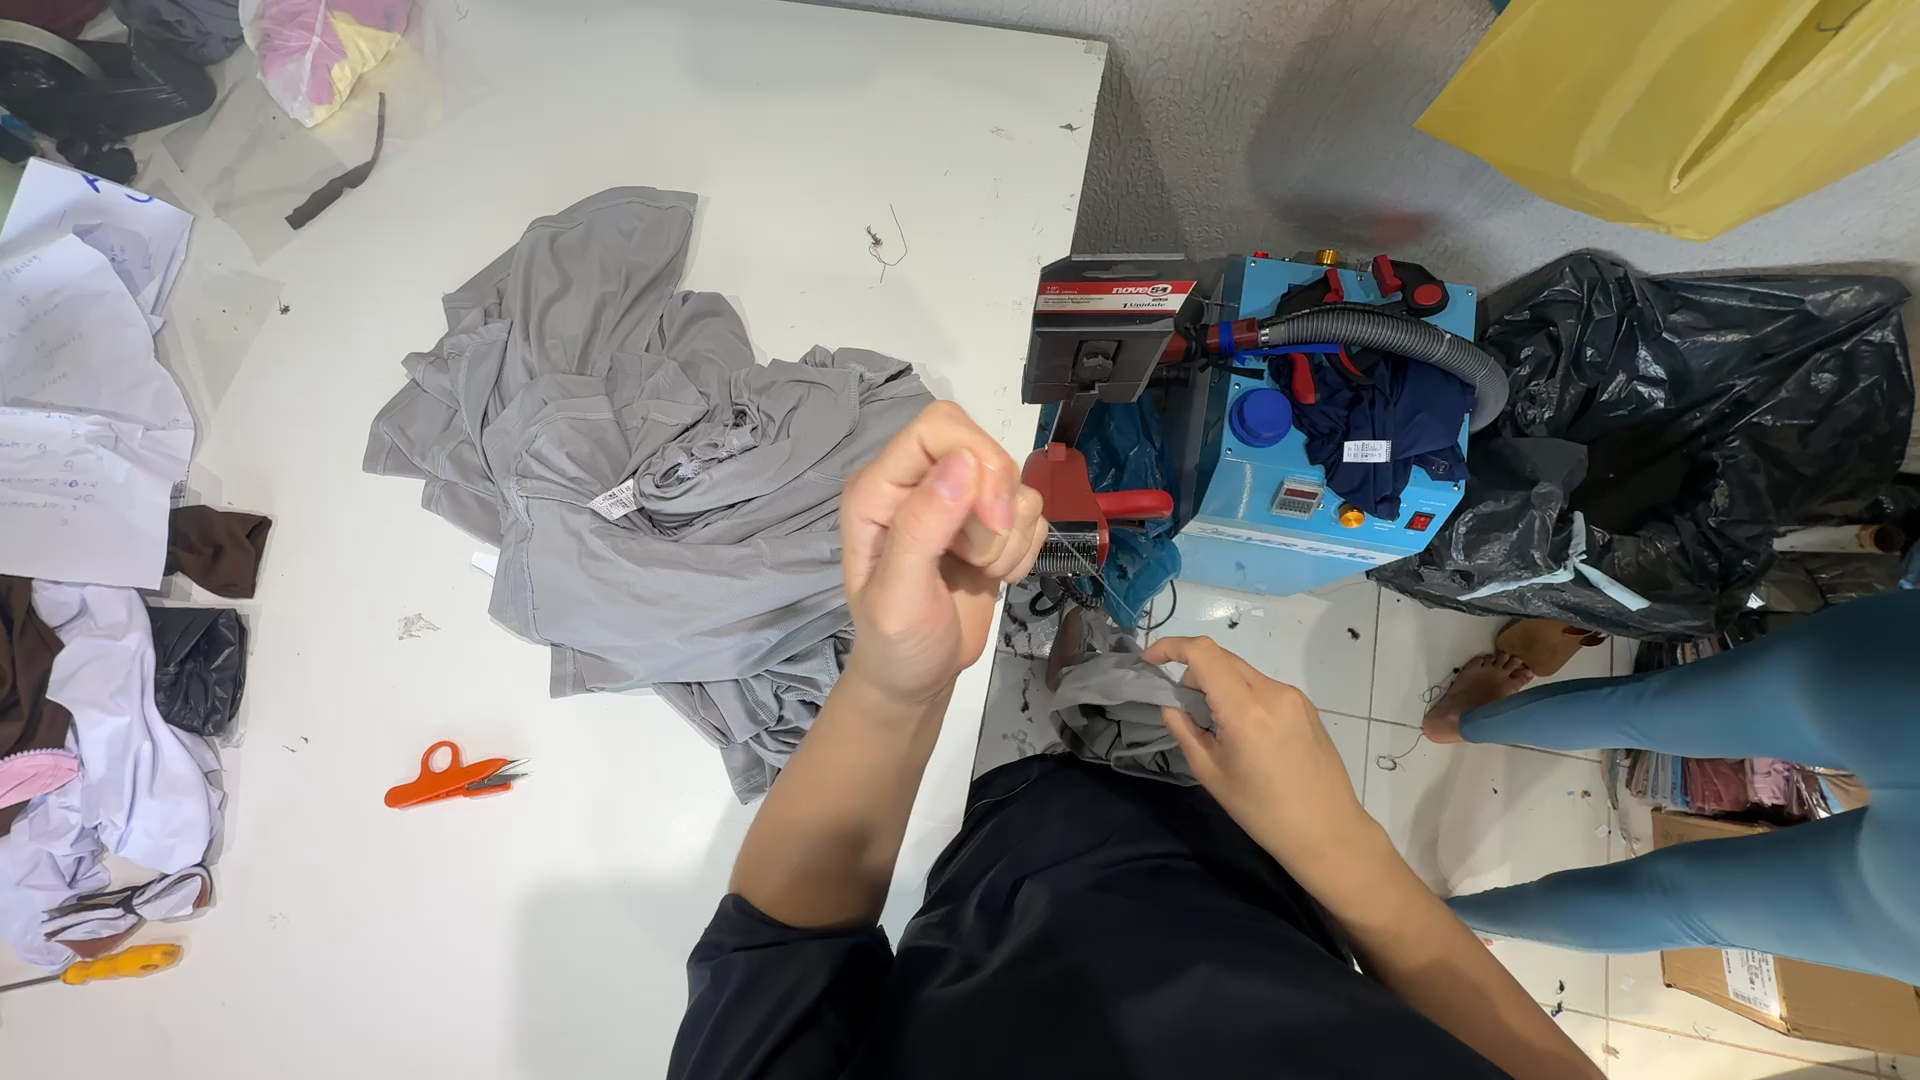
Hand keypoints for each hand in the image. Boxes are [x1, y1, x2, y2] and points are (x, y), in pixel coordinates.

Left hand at [841, 401, 1046, 705]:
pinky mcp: (990, 526)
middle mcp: (919, 485)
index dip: (977, 459)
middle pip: (984, 447)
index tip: (991, 517)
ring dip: (1010, 537)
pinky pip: (1032, 513)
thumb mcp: (898, 596)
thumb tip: (964, 462)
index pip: (938, 427)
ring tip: (980, 572)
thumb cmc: (896, 643)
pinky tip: (996, 574)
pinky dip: (1024, 548)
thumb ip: (922, 528)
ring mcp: (958, 504)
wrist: (917, 679)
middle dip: (999, 503)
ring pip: (1015, 484)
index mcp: (880, 489)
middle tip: (983, 559)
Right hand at [1144, 636, 1378, 870]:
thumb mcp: (1210, 772)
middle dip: (1192, 672)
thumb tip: (1170, 703)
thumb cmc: (1263, 811)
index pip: (1202, 653)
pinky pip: (1261, 685)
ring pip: (1240, 671)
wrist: (1329, 833)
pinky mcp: (1305, 705)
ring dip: (1217, 684)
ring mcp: (1293, 696)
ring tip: (1216, 726)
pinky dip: (1240, 694)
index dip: (1170, 647)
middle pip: (1220, 657)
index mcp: (1245, 710)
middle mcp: (1272, 692)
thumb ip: (1183, 729)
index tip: (1150, 662)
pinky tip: (1244, 732)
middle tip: (1182, 706)